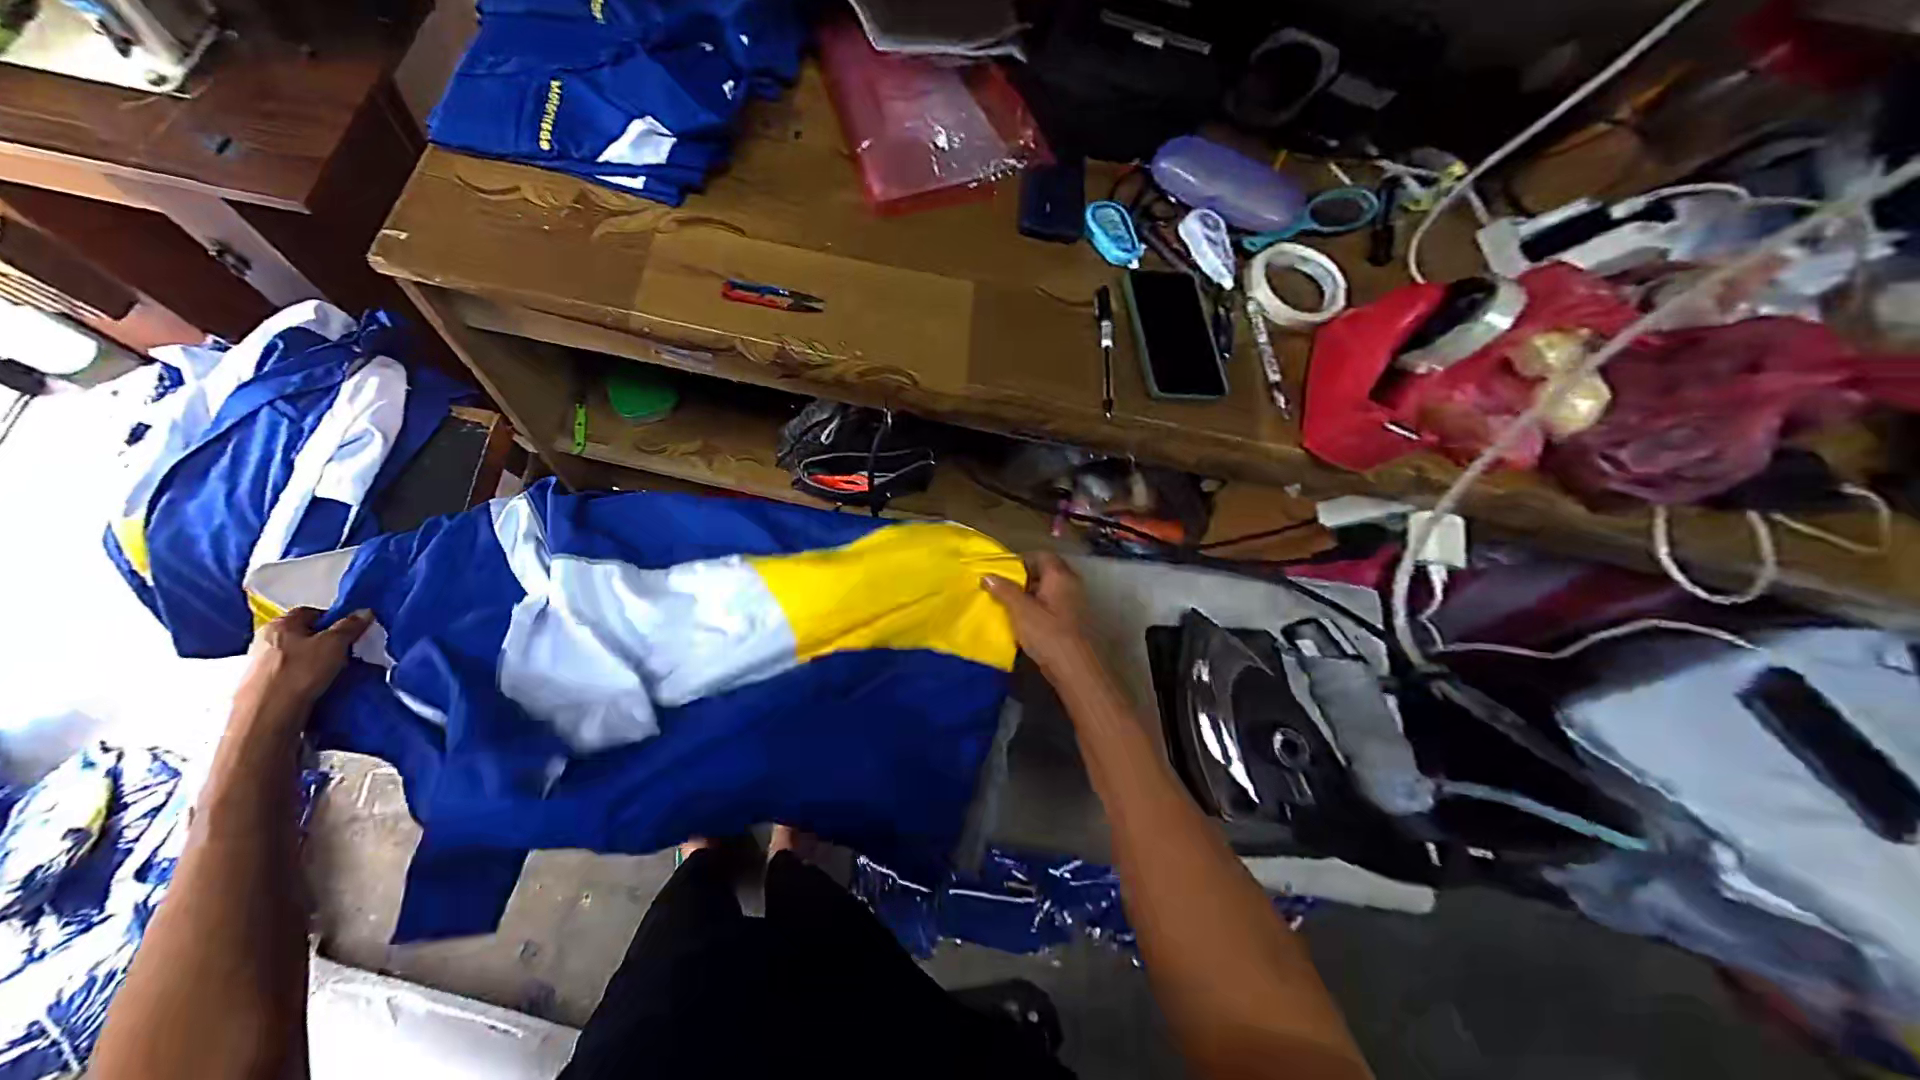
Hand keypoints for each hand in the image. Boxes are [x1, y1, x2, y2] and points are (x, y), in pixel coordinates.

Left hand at [233, 607, 371, 719]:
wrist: (268, 714)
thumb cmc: (300, 671)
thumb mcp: (334, 644)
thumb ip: (350, 626)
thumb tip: (364, 612)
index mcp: (278, 624)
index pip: (311, 612)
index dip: (334, 619)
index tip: (350, 631)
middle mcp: (263, 640)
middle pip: (302, 634)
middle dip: (325, 640)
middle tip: (346, 650)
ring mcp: (258, 663)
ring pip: (296, 654)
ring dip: (315, 659)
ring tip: (334, 670)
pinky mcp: (259, 684)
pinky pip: (289, 672)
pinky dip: (304, 675)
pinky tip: (316, 684)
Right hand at [981, 552, 1100, 675]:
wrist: (1075, 667)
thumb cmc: (1047, 633)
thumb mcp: (1020, 610)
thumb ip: (1004, 590)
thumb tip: (987, 575)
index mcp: (1060, 575)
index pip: (1041, 555)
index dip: (1021, 560)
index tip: (1002, 570)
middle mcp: (1071, 583)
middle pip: (1046, 571)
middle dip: (1024, 577)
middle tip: (1003, 586)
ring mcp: (1075, 602)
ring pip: (1049, 590)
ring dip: (1031, 594)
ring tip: (1010, 604)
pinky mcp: (1074, 620)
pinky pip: (1053, 605)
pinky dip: (1039, 607)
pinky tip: (1025, 620)